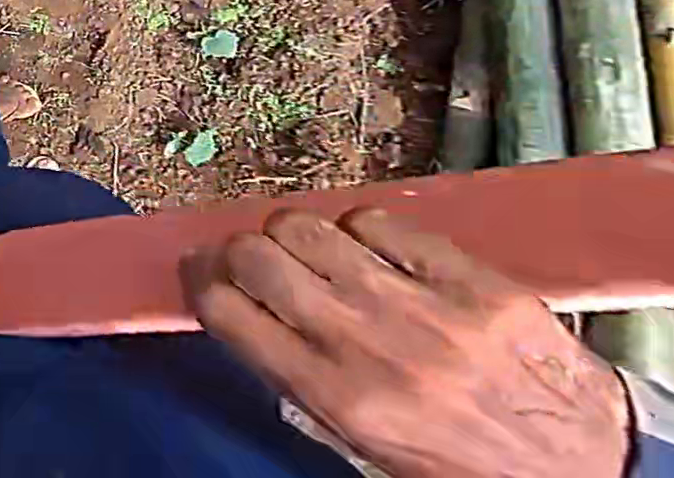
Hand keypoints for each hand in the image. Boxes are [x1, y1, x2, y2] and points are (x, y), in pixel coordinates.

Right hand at [182, 208, 630, 477]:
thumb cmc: (451, 460)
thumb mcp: (354, 438)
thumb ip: (285, 370)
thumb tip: (227, 299)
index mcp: (335, 394)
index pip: (221, 307)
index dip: (199, 279)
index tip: (204, 272)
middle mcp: (368, 346)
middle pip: (252, 254)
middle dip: (240, 252)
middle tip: (255, 261)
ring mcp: (424, 309)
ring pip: (302, 225)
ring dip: (294, 236)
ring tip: (316, 256)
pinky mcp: (475, 283)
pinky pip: (375, 220)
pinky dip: (361, 231)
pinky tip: (377, 257)